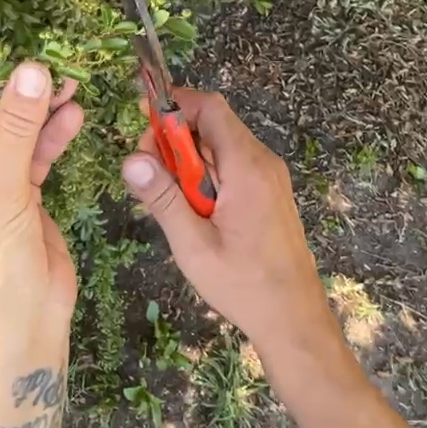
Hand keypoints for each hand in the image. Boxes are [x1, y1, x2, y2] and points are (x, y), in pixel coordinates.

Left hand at [0, 61, 83, 427]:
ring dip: (38, 112)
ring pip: (12, 136)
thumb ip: (17, 127)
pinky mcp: (20, 196)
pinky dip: (52, 137)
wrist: (22, 331)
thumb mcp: (0, 188)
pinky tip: (74, 115)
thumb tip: (32, 69)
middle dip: (13, 95)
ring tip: (69, 82)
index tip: (4, 58)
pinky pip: (34, 156)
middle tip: (46, 66)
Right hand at [118, 86, 332, 360]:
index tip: (143, 122)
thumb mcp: (194, 245)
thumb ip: (163, 198)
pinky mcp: (268, 190)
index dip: (174, 105)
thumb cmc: (244, 285)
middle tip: (150, 172)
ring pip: (219, 143)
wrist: (295, 322)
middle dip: (175, 138)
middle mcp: (262, 161)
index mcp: (247, 166)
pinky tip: (193, 207)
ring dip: (188, 158)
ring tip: (170, 198)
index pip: (209, 108)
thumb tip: (131, 158)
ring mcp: (269, 175)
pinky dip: (205, 172)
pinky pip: (231, 163)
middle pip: (212, 123)